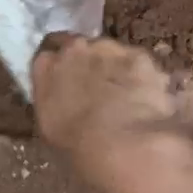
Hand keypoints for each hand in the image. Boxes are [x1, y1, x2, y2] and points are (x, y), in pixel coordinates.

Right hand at [31, 35, 183, 174]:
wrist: (120, 144)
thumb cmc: (74, 145)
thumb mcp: (47, 125)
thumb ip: (51, 99)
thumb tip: (61, 98)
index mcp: (45, 66)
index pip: (48, 56)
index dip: (59, 69)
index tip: (65, 83)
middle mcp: (74, 48)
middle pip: (81, 47)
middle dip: (88, 64)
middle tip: (96, 89)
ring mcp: (110, 48)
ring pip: (112, 53)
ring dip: (116, 68)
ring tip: (125, 96)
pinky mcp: (141, 56)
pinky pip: (140, 65)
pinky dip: (142, 78)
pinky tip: (147, 99)